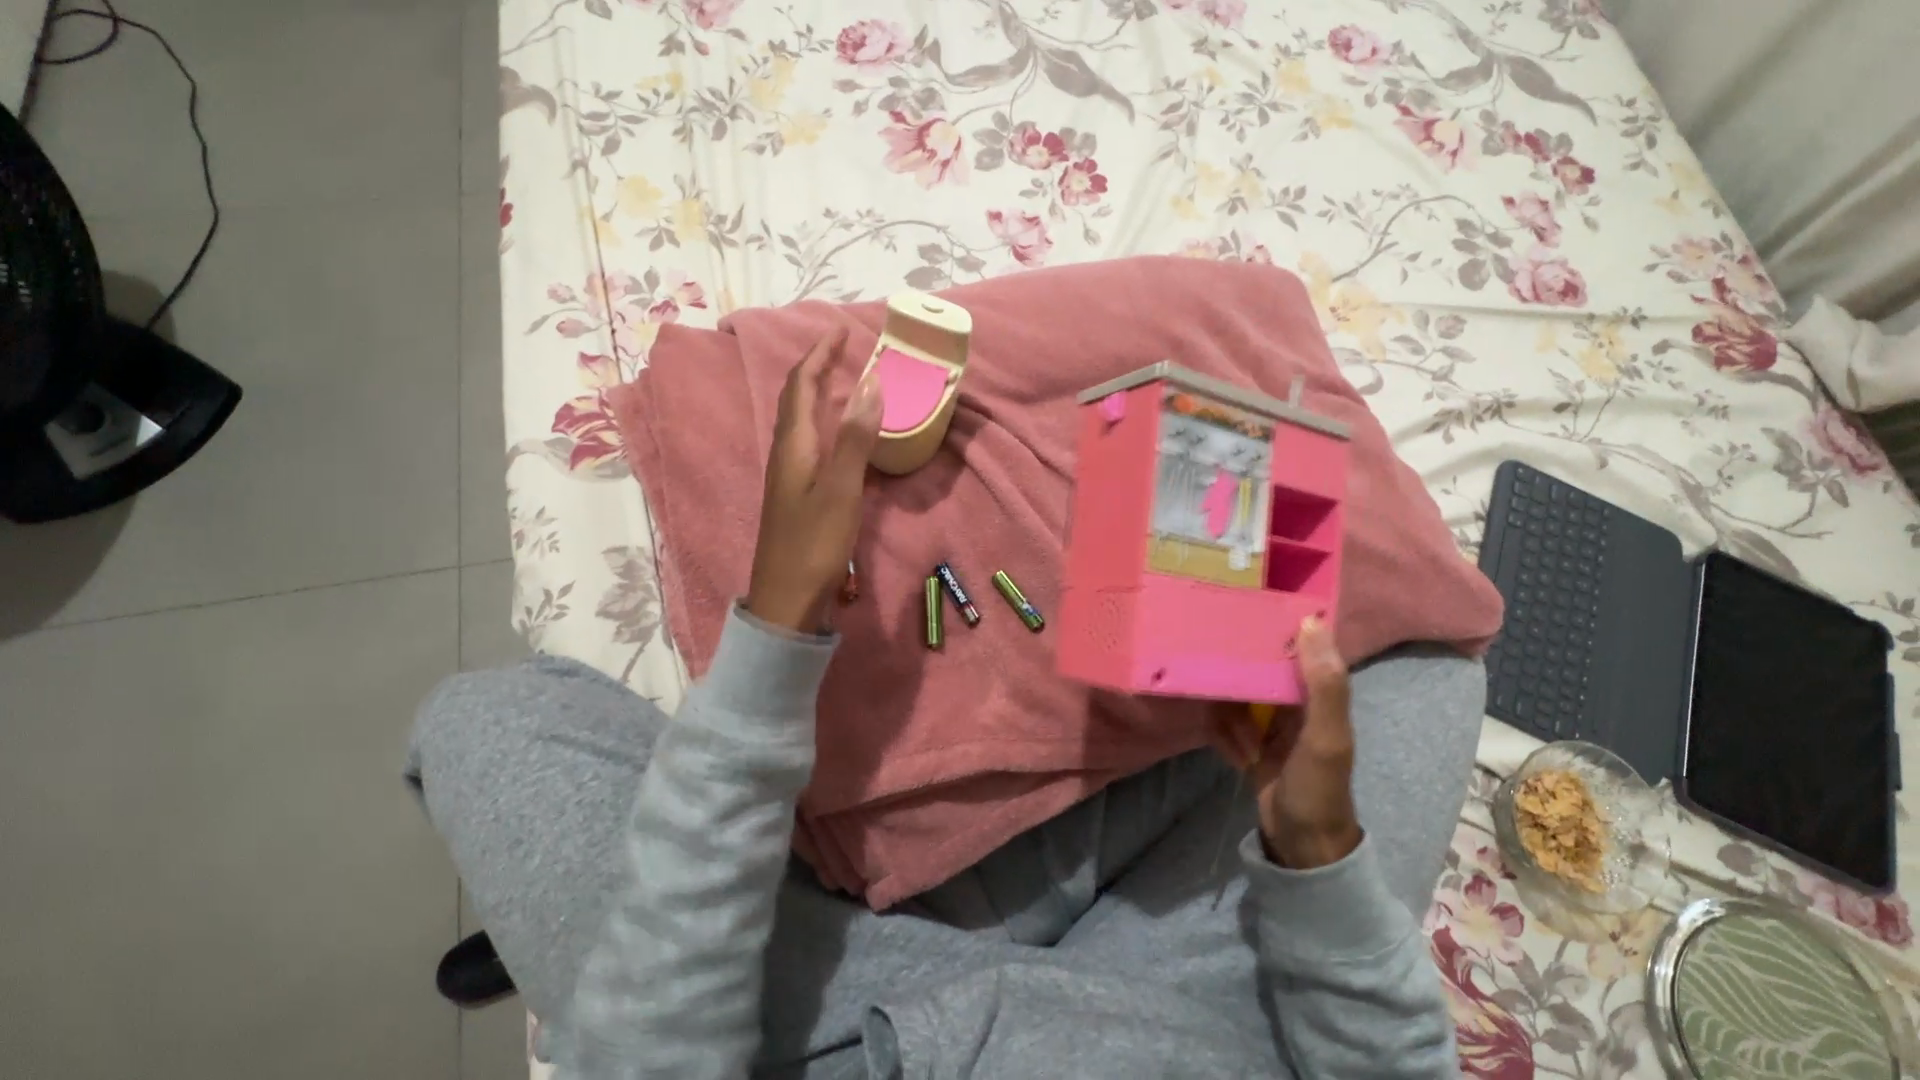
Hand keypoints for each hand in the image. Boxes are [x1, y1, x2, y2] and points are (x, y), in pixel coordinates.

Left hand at [745, 326, 882, 632]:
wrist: (786, 598)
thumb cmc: (813, 543)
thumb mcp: (840, 489)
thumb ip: (856, 438)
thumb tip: (871, 384)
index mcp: (794, 445)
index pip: (803, 385)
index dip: (820, 355)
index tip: (842, 331)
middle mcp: (786, 453)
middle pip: (797, 399)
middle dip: (818, 368)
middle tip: (844, 349)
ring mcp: (789, 474)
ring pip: (802, 420)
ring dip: (820, 393)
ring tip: (845, 379)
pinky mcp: (797, 493)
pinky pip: (810, 441)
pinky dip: (826, 422)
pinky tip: (841, 434)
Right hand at [1214, 616, 1362, 869]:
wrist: (1302, 846)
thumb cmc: (1318, 788)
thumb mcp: (1325, 737)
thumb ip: (1324, 684)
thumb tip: (1310, 620)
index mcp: (1319, 690)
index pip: (1294, 642)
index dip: (1269, 628)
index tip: (1238, 618)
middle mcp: (1292, 698)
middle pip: (1253, 665)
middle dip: (1235, 682)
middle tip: (1217, 684)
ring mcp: (1267, 719)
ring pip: (1232, 694)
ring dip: (1229, 720)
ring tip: (1243, 747)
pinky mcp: (1247, 738)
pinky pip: (1222, 721)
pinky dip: (1222, 738)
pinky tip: (1235, 758)